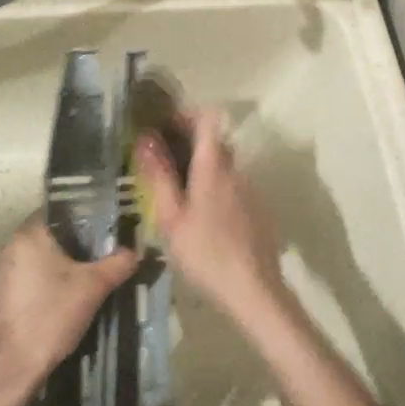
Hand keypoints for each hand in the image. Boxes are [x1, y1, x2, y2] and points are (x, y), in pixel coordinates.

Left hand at [0, 215, 137, 405]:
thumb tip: (136, 251)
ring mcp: (5, 270)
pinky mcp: (5, 293)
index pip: (61, 209)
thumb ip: (118, 263)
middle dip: (79, 241)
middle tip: (106, 249)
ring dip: (66, 261)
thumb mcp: (93, 287)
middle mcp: (12, 246)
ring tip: (93, 271)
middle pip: (53, 232)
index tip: (107, 226)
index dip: (86, 215)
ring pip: (43, 255)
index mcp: (29, 234)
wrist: (14, 367)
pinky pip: (33, 273)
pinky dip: (51, 278)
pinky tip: (70, 293)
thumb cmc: (52, 316)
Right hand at [134, 109, 286, 318]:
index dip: (188, 115)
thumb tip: (144, 138)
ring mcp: (252, 189)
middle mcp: (236, 170)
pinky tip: (205, 218)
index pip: (208, 119)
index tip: (167, 127)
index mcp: (213, 166)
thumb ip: (159, 175)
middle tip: (164, 164)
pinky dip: (218, 189)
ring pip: (226, 166)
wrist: (254, 290)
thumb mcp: (171, 218)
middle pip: (216, 142)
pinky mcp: (260, 209)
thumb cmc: (205, 253)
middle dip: (191, 144)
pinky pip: (235, 186)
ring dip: (204, 169)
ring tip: (181, 194)